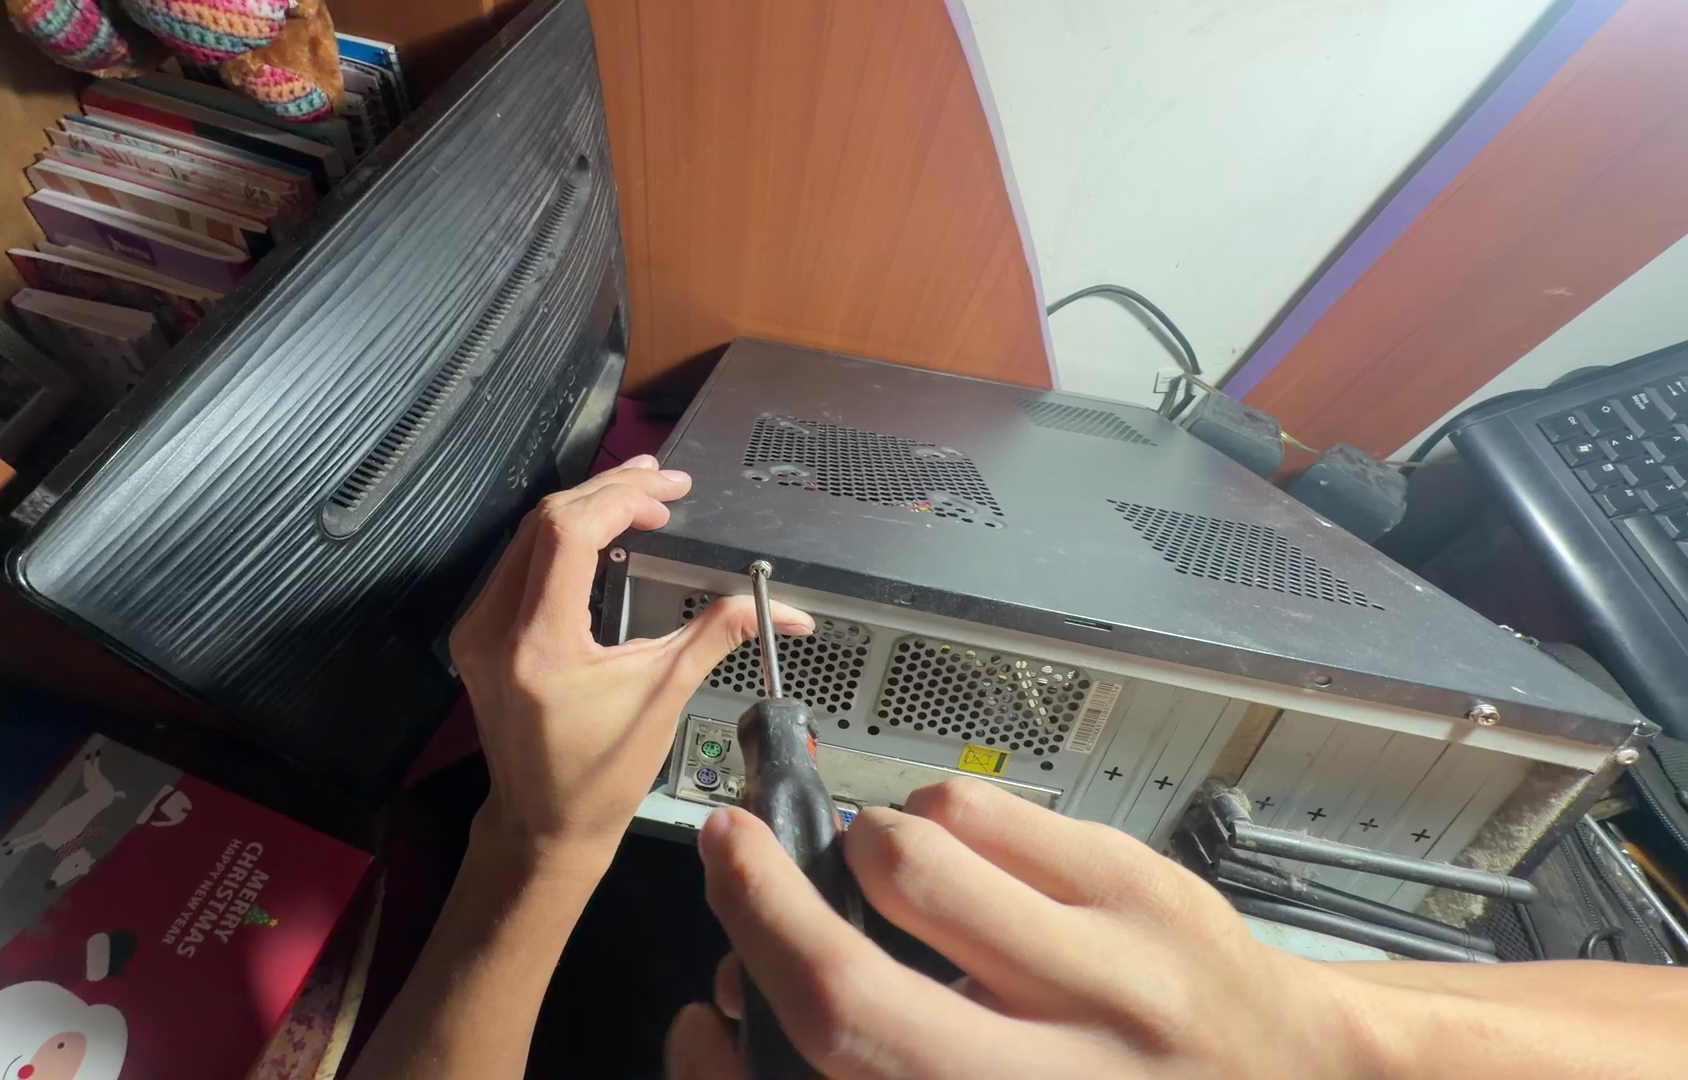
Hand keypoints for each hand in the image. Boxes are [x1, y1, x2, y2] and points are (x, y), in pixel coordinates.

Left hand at [450, 455, 812, 855]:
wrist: (542, 822)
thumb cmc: (603, 772)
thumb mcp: (666, 695)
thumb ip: (719, 633)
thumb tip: (786, 609)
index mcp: (541, 644)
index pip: (569, 533)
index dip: (621, 497)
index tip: (669, 494)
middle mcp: (496, 628)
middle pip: (546, 520)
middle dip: (610, 491)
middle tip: (665, 485)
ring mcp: (479, 628)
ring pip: (528, 534)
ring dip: (587, 507)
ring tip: (642, 496)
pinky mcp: (480, 631)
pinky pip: (520, 559)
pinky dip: (565, 535)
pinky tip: (603, 530)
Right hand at [668, 778, 1402, 1078]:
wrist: (1301, 1076)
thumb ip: (869, 1055)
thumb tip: (731, 1010)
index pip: (843, 1069)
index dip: (731, 1052)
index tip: (702, 1005)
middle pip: (854, 991)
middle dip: (760, 901)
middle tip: (729, 846)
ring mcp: (1112, 977)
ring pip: (910, 859)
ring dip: (863, 848)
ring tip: (886, 869)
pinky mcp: (1134, 880)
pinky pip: (973, 807)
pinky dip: (929, 815)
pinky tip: (961, 852)